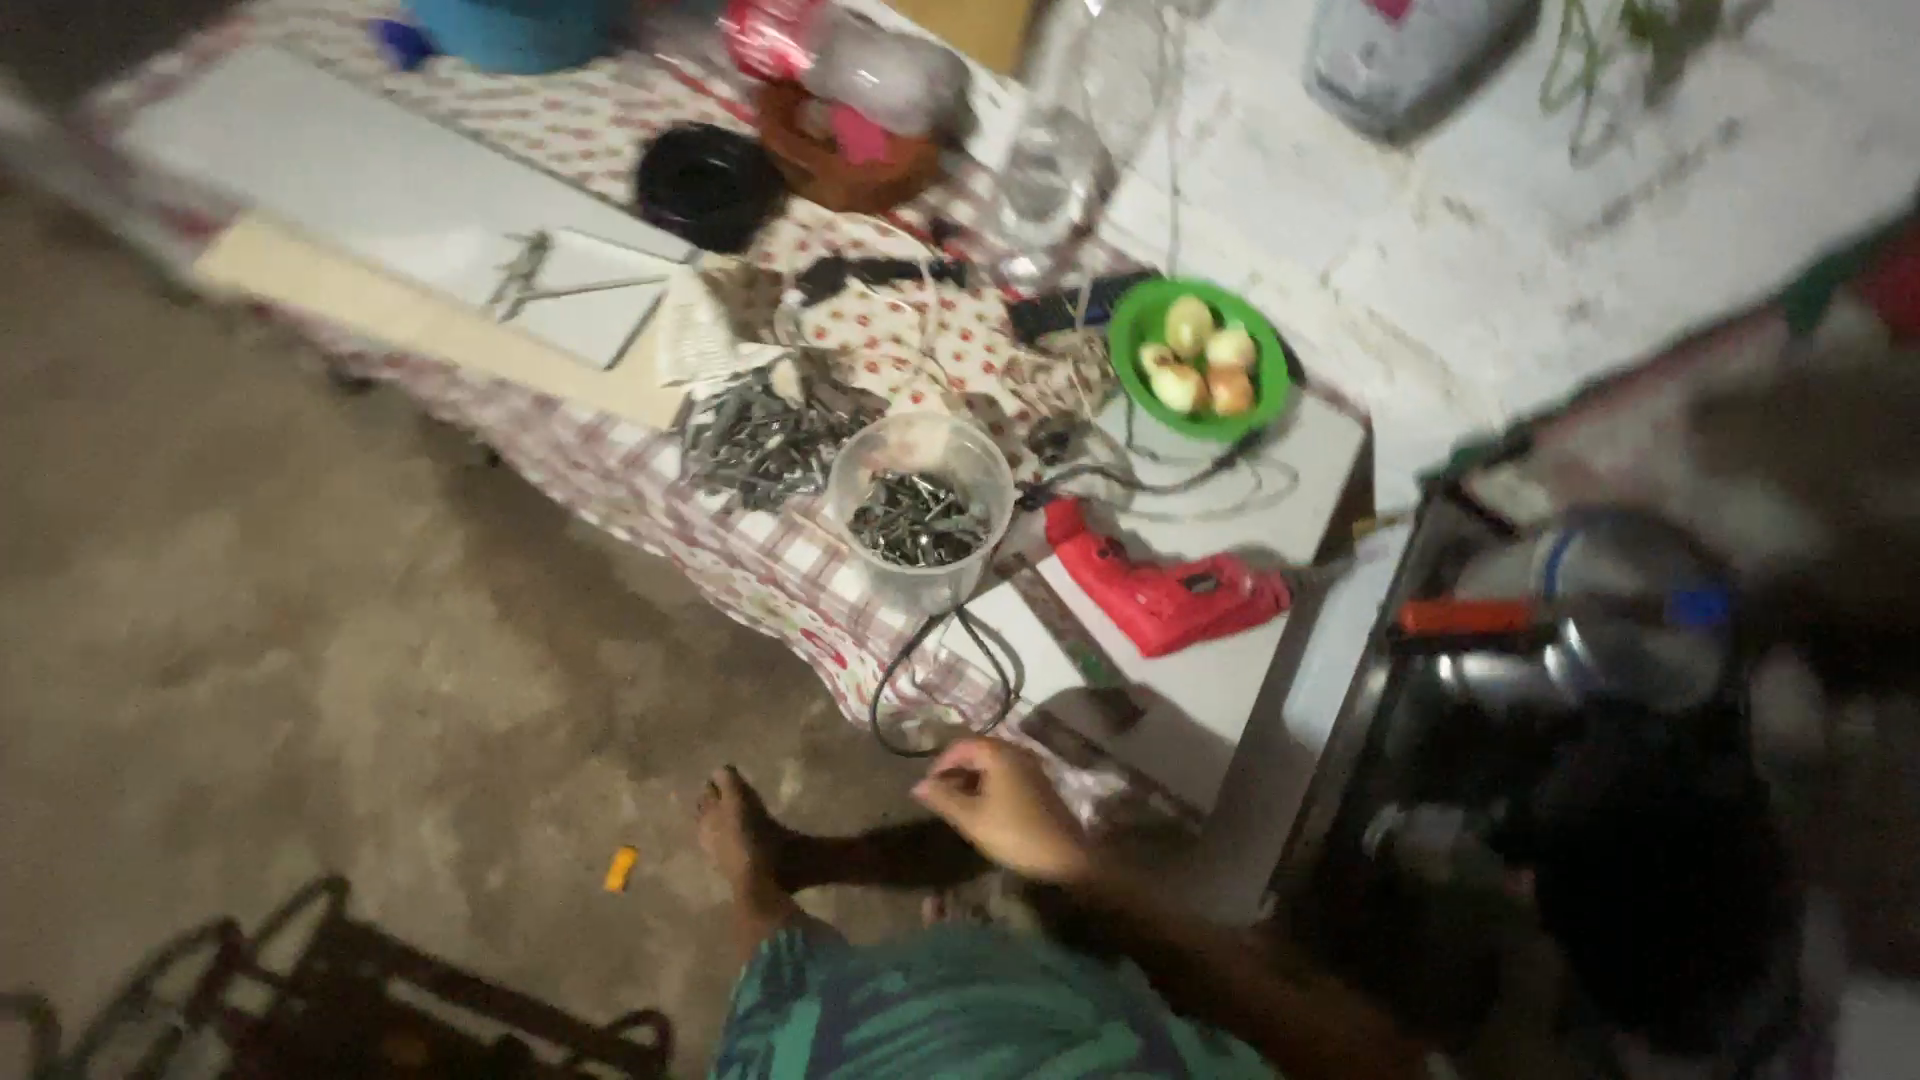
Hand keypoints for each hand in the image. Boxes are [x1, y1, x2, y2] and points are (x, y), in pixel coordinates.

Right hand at [911, 738, 1091, 884]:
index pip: (960, 745)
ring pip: (992, 763)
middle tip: (940, 796)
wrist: (1064, 856)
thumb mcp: (971, 817)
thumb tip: (917, 785)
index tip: (928, 788)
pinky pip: (1006, 772)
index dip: (940, 764)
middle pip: (977, 750)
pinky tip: (983, 806)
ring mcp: (1030, 765)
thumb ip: (942, 798)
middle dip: (955, 770)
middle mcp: (1015, 751)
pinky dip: (989, 783)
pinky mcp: (1038, 781)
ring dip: (972, 778)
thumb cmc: (1013, 833)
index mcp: (998, 753)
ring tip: (958, 804)